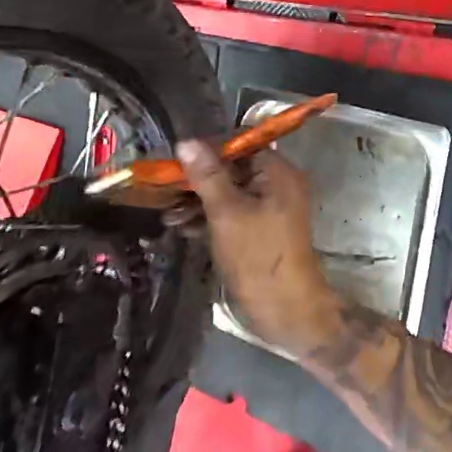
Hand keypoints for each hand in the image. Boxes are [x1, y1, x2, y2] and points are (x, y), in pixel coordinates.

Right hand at [176, 143, 342, 355]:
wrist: (287, 310)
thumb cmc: (258, 255)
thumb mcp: (226, 212)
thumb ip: (207, 175)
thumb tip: (186, 141)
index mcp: (277, 171)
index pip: (240, 144)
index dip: (208, 148)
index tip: (176, 159)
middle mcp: (277, 184)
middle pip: (233, 168)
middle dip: (198, 179)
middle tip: (165, 189)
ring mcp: (270, 209)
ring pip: (230, 192)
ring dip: (199, 201)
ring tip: (168, 215)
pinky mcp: (261, 231)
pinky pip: (234, 213)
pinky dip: (210, 218)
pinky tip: (183, 228)